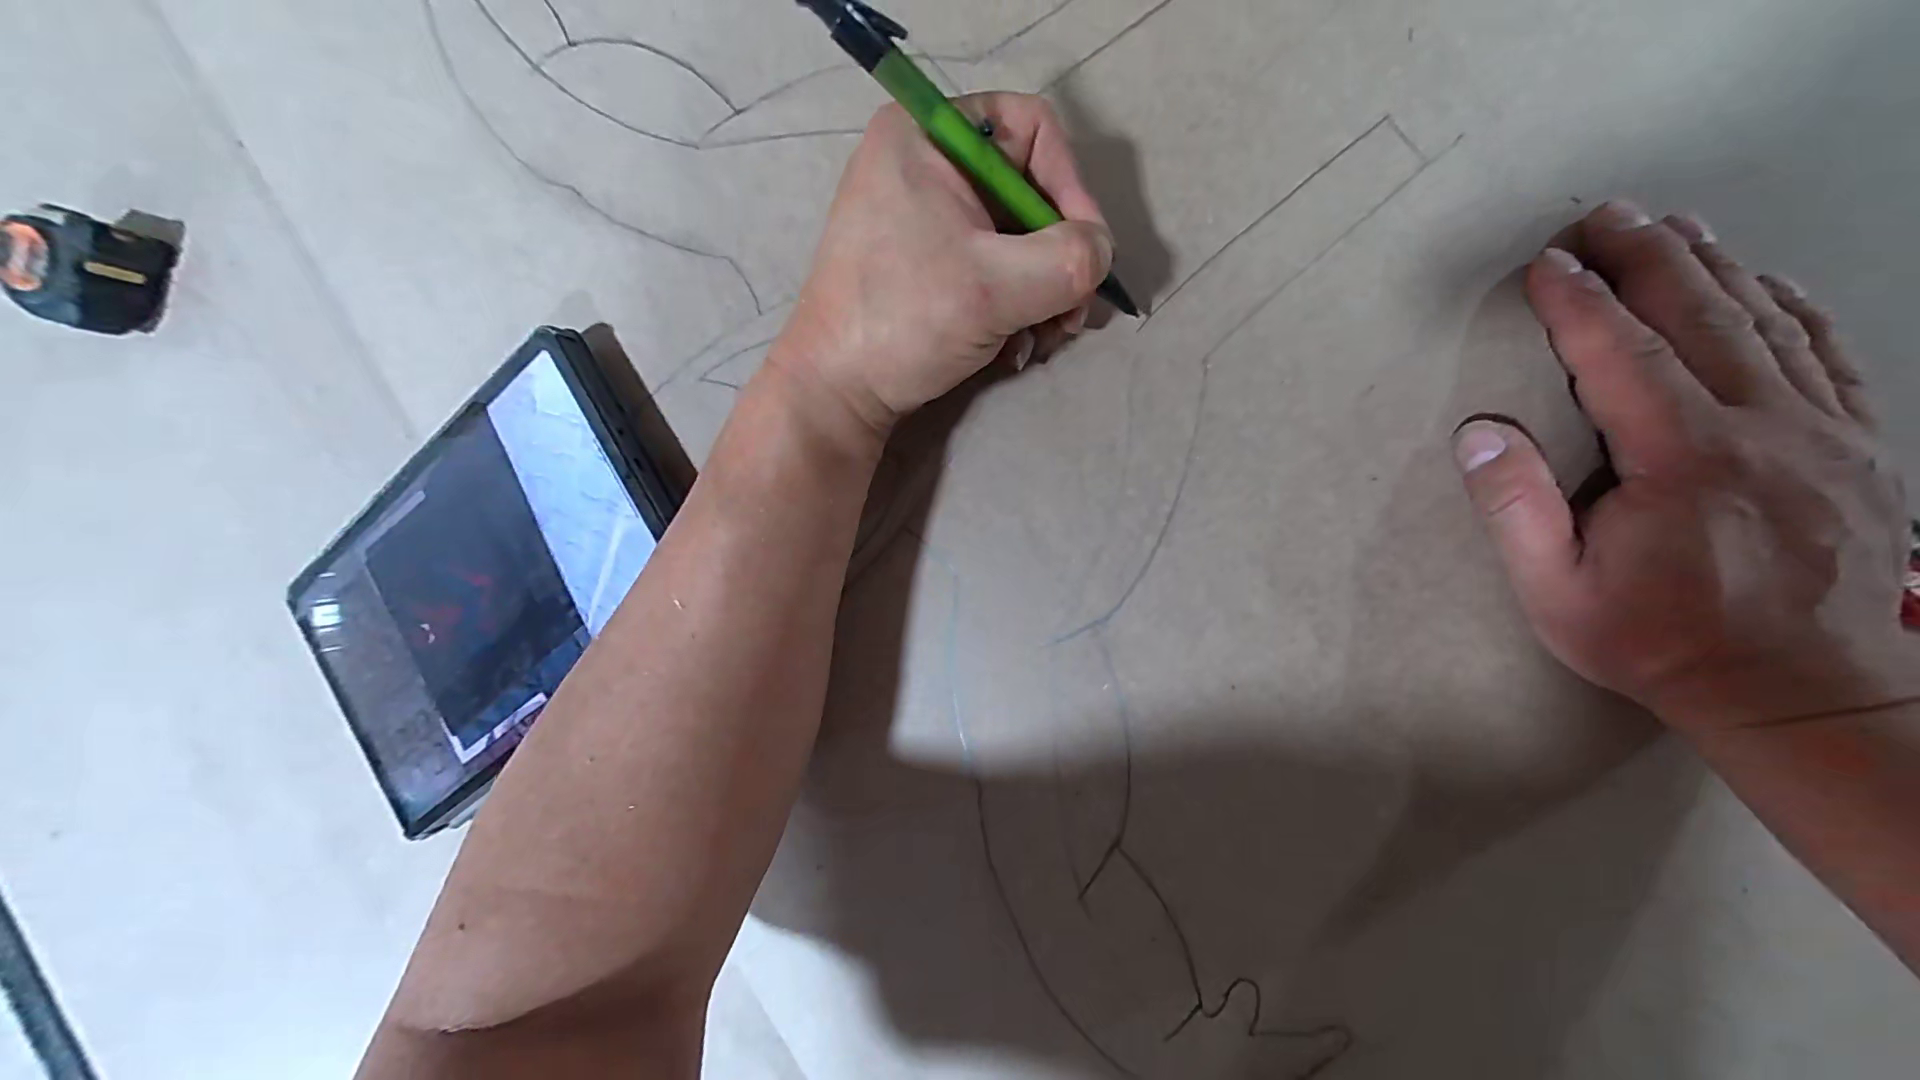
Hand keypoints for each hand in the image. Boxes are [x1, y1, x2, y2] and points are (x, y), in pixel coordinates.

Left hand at [770, 92, 1114, 437]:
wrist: (836, 394)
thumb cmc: (902, 323)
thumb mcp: (996, 287)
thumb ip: (1068, 260)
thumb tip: (1102, 253)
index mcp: (926, 137)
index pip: (1032, 132)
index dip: (1072, 190)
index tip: (1087, 253)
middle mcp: (926, 167)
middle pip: (1029, 194)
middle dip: (1059, 261)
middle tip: (1071, 317)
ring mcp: (926, 221)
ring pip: (1016, 241)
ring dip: (1043, 295)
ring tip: (1043, 341)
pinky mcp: (928, 268)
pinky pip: (993, 272)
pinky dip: (1015, 310)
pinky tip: (1013, 350)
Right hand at [1457, 200, 1914, 733]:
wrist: (1802, 692)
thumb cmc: (1655, 642)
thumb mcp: (1555, 592)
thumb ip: (1516, 508)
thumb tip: (1480, 431)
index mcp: (1685, 460)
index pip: (1626, 357)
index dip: (1582, 304)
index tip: (1547, 263)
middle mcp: (1765, 428)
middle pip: (1705, 318)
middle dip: (1649, 258)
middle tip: (1607, 212)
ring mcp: (1823, 432)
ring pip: (1771, 323)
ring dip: (1716, 267)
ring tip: (1674, 228)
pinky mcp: (1855, 446)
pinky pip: (1825, 353)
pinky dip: (1787, 306)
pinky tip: (1762, 284)